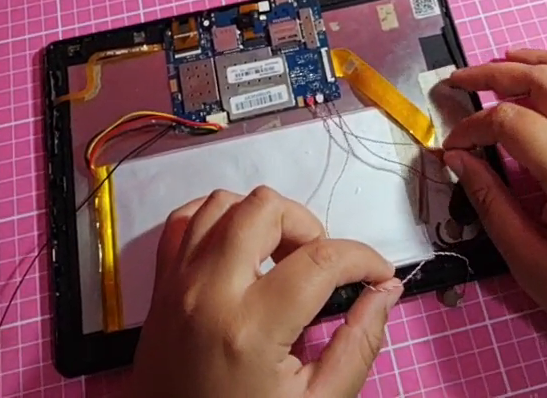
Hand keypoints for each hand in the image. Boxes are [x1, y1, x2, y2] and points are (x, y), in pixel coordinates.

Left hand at [129, 186, 403, 397]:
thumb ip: (358, 344)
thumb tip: (387, 290)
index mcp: (250, 330)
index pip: (319, 260)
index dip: (362, 258)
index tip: (379, 274)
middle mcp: (208, 292)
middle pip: (265, 209)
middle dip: (307, 227)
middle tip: (322, 268)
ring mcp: (177, 283)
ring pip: (223, 202)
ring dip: (261, 218)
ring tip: (281, 258)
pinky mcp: (159, 285)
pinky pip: (184, 219)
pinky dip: (215, 220)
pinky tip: (238, 249)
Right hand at [441, 50, 546, 397]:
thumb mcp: (532, 263)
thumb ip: (491, 201)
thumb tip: (460, 160)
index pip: (509, 121)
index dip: (472, 127)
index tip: (453, 147)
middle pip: (543, 80)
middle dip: (494, 73)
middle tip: (460, 79)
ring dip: (539, 59)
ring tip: (506, 58)